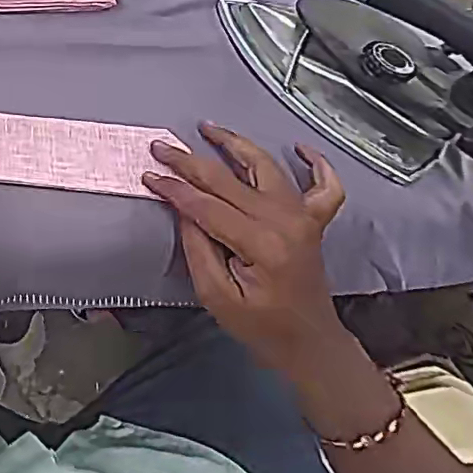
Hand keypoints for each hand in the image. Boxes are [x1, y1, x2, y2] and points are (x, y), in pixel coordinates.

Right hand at [142, 123, 358, 377]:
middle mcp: (285, 221)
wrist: (310, 344)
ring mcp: (303, 217)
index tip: (149, 175)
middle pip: (229, 180)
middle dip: (189, 162)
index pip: (206, 205)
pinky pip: (324, 185)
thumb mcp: (216, 296)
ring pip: (266, 166)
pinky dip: (316, 163)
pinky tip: (299, 148)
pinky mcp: (315, 220)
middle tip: (161, 147)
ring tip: (208, 127)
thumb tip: (182, 207)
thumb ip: (197, 248)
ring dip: (236, 143)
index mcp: (260, 244)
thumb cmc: (261, 328)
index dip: (173, 188)